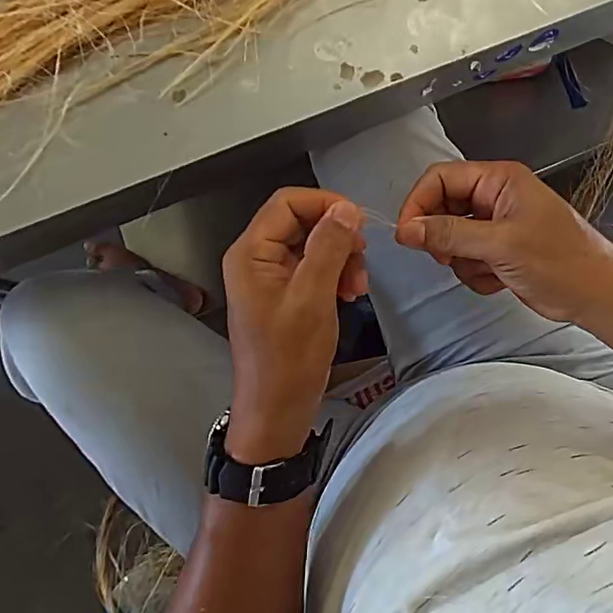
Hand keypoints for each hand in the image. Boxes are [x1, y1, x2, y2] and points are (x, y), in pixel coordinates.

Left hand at [223, 189, 368, 463]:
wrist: (277, 409)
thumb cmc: (288, 360)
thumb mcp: (313, 299)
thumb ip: (328, 249)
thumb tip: (346, 210)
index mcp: (251, 254)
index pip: (287, 203)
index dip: (325, 205)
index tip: (358, 224)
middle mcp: (257, 260)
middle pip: (302, 222)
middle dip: (338, 237)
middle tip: (361, 261)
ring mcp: (272, 278)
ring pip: (314, 245)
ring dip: (342, 259)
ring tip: (357, 287)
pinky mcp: (287, 295)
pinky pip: (315, 269)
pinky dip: (337, 275)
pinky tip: (348, 295)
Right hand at [395, 161, 612, 323]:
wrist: (594, 294)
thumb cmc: (561, 261)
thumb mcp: (500, 244)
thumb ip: (450, 235)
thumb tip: (408, 229)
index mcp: (499, 180)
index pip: (441, 178)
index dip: (419, 203)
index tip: (406, 234)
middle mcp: (496, 198)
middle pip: (443, 209)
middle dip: (444, 238)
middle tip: (448, 257)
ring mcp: (498, 227)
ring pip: (453, 240)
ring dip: (464, 261)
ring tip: (490, 269)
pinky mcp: (500, 253)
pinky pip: (468, 260)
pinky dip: (477, 274)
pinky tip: (500, 280)